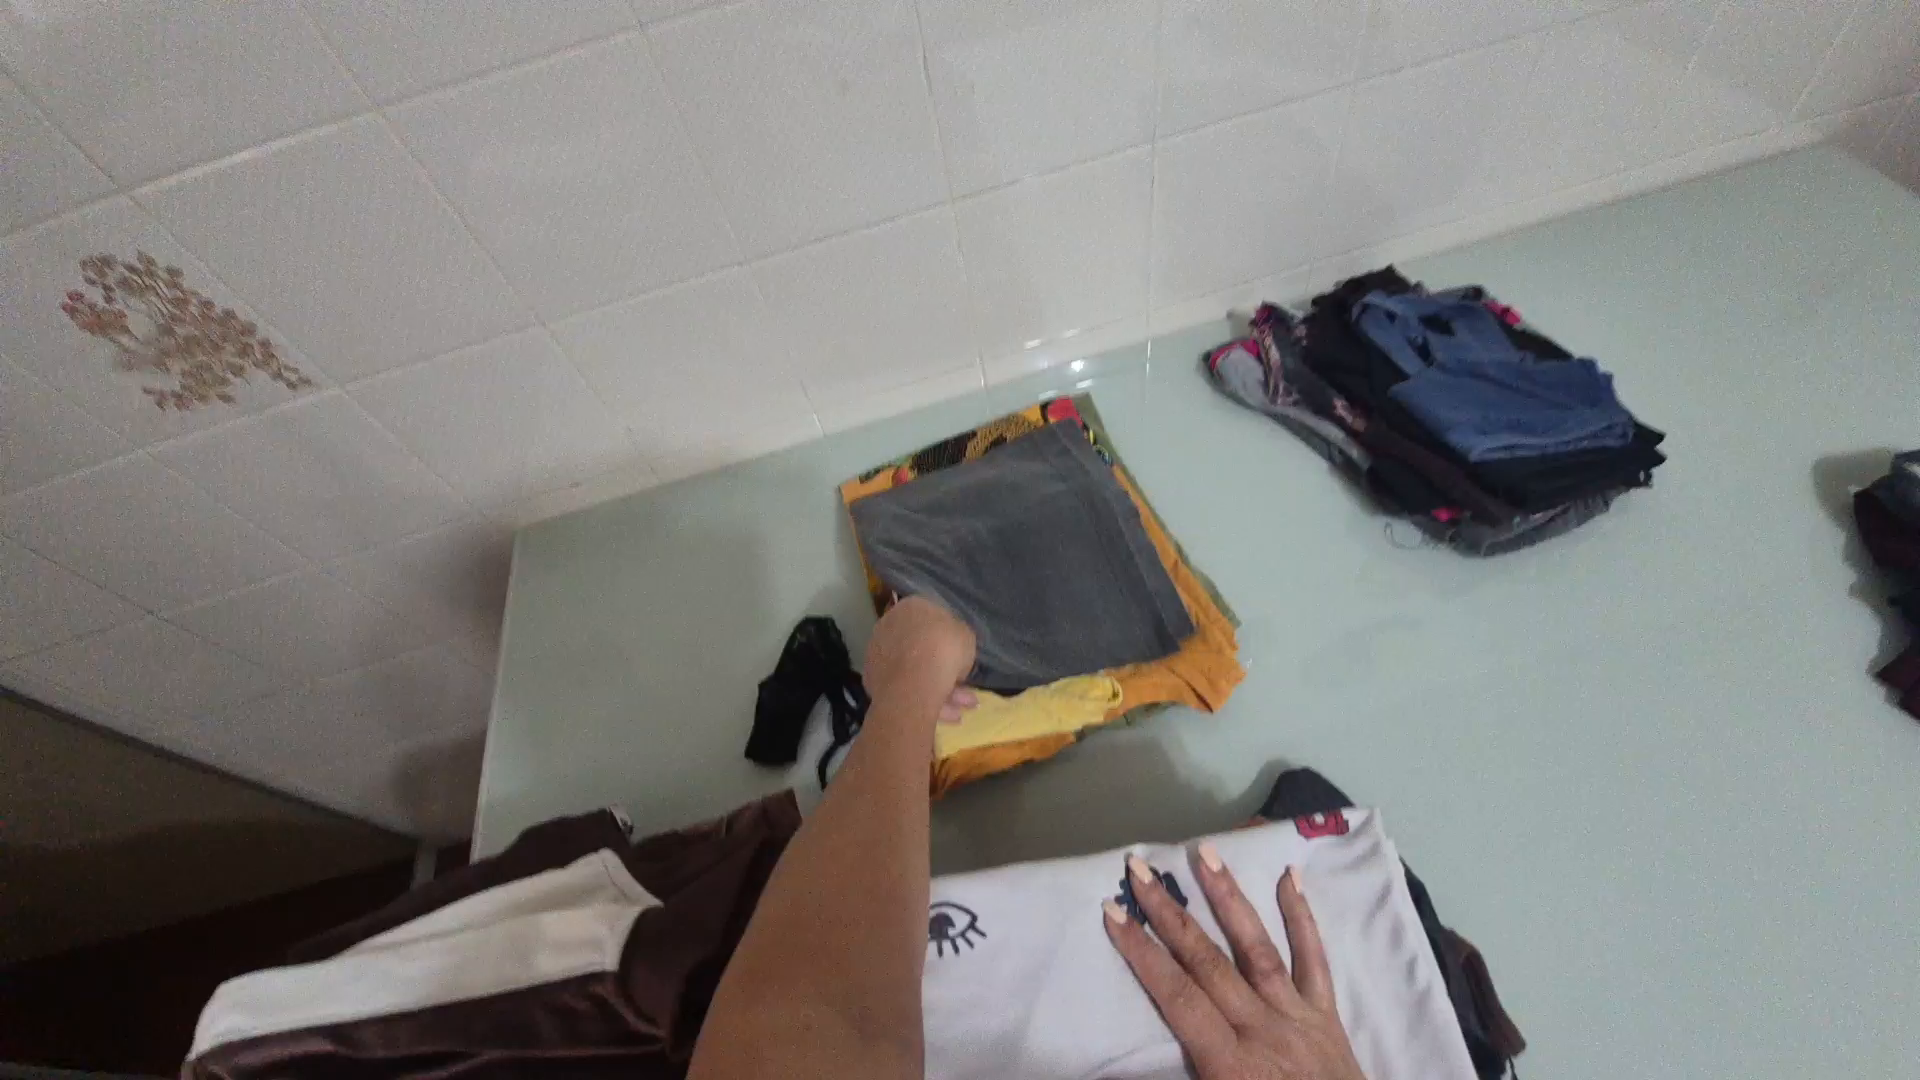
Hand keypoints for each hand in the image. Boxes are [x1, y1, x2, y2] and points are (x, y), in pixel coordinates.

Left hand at [864, 596, 976, 721]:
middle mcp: (889, 624)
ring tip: (960, 711)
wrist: (914, 681)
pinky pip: (905, 686)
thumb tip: (952, 642)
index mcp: (911, 606)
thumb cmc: (945, 649)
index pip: (931, 616)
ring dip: (940, 691)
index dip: (948, 637)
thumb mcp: (966, 635)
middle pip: (920, 647)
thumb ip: (958, 635)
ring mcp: (878, 652)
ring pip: (914, 671)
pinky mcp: (872, 678)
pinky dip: (924, 699)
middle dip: (944, 669)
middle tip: (963, 686)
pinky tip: (946, 716)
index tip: (960, 653)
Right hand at [1103, 848, 1366, 1079]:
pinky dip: (1303, 918)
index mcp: (1232, 1063)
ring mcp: (1299, 1017)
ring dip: (1228, 897)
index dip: (1142, 952)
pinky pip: (1315, 962)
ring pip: (1257, 947)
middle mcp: (1264, 1029)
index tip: (1112, 910)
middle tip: (1139, 867)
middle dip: (1169, 913)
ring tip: (1204, 852)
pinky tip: (1290, 876)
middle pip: (1207, 960)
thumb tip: (1115, 1069)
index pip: (1177, 995)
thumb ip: (1176, 1077)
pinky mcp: (1328, 1017)